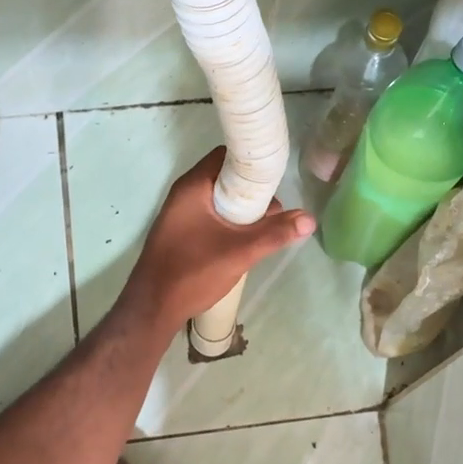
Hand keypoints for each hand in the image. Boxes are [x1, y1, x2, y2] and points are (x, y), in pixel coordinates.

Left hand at [120, 147, 315, 330]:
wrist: (153, 307)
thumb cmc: (193, 272)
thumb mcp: (240, 252)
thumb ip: (274, 234)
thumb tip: (309, 219)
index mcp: (193, 186)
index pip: (228, 155)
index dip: (253, 163)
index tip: (277, 179)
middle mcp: (184, 193)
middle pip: (226, 178)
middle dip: (253, 193)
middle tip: (275, 214)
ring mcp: (180, 213)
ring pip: (220, 200)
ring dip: (243, 211)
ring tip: (264, 231)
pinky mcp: (181, 232)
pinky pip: (211, 215)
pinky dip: (229, 222)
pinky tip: (243, 242)